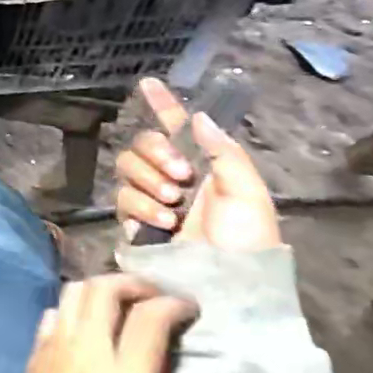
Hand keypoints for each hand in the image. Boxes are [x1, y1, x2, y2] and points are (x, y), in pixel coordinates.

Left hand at [15, 274, 257, 372]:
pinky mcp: (35, 353)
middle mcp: (87, 351)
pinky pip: (52, 312)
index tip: (189, 308)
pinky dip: (72, 306)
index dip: (171, 303)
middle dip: (133, 283)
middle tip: (154, 297)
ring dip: (100, 287)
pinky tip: (86, 324)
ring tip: (122, 303)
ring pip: (74, 292)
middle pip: (104, 289)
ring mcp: (56, 347)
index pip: (147, 317)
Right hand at [114, 78, 280, 251]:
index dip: (163, 104)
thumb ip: (225, 152)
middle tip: (180, 176)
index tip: (148, 82)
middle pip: (143, 143)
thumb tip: (197, 116)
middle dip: (157, 154)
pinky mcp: (134, 223)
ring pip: (128, 168)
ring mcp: (151, 200)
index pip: (177, 126)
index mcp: (203, 166)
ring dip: (149, 181)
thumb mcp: (249, 194)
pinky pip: (122, 199)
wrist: (227, 289)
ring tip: (172, 206)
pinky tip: (162, 223)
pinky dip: (140, 206)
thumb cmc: (246, 241)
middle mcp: (173, 177)